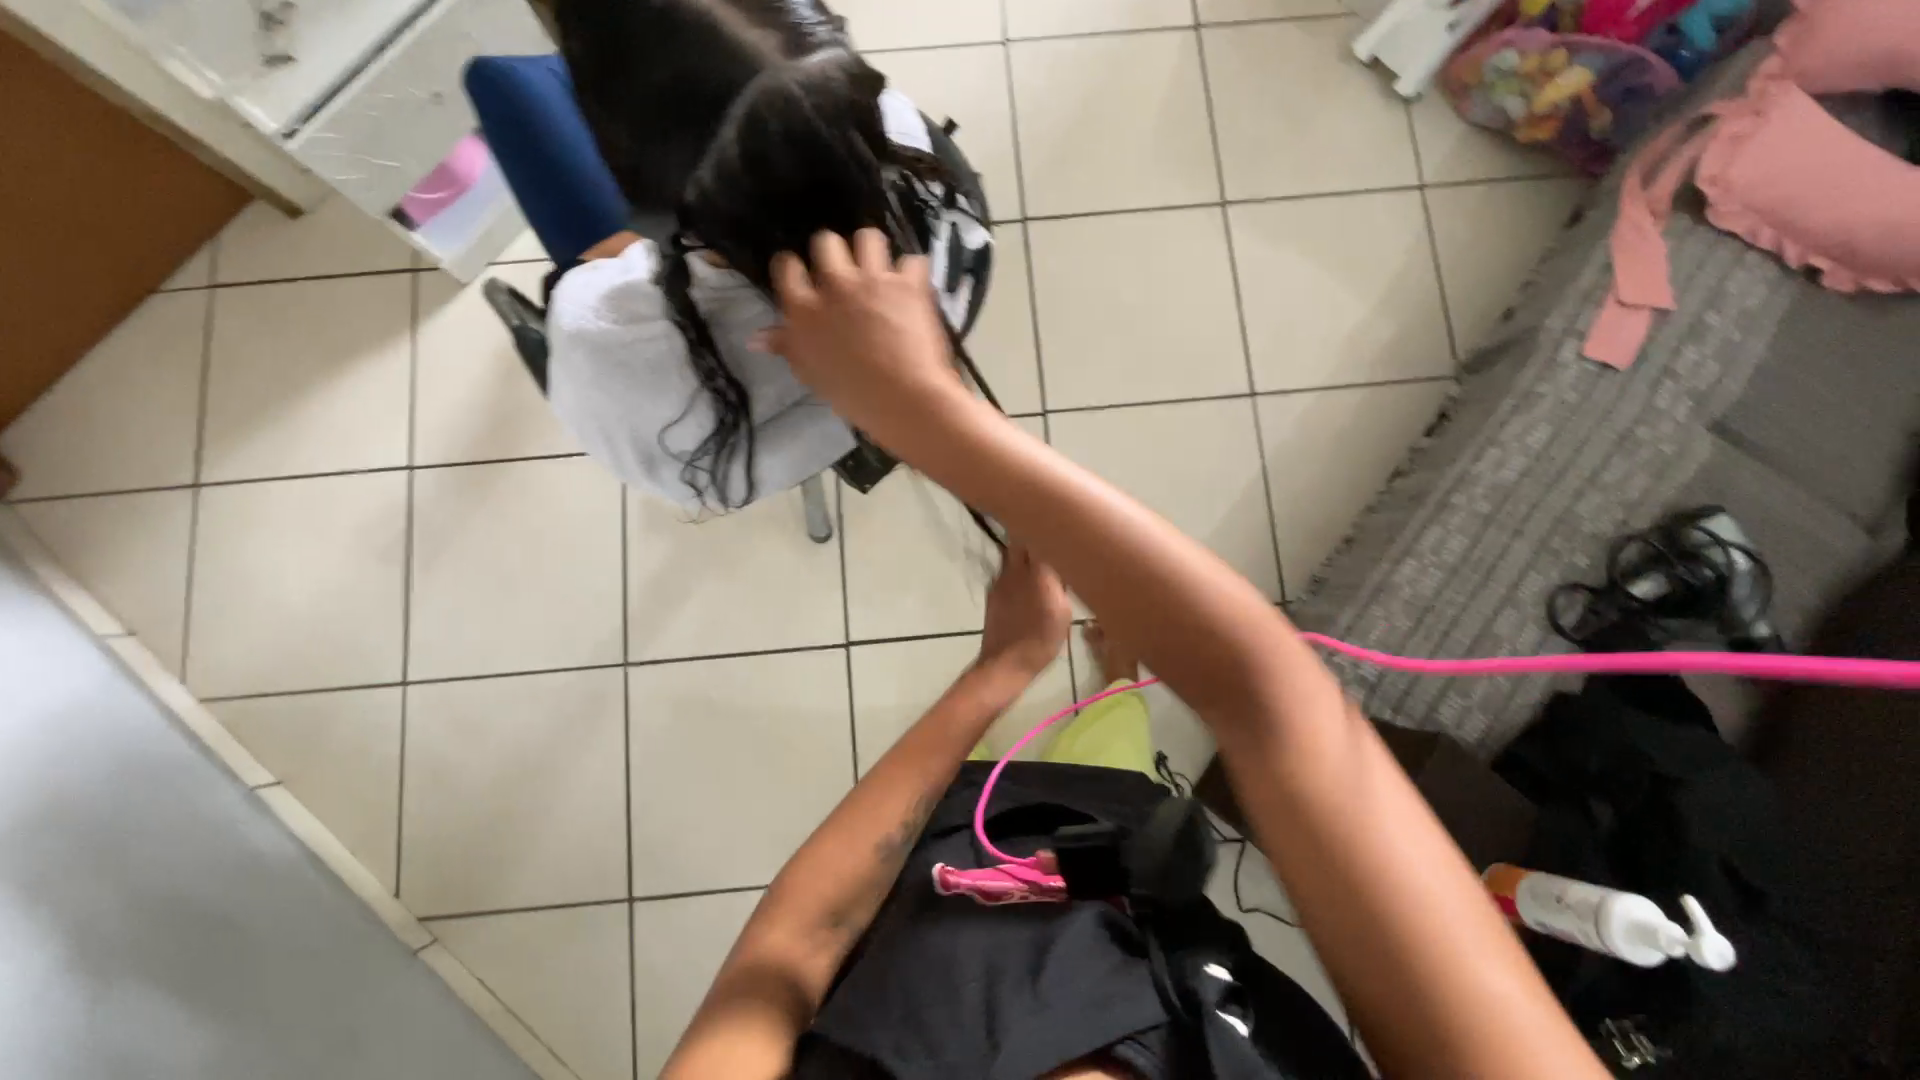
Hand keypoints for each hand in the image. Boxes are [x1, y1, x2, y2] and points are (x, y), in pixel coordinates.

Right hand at [763, 230, 970, 439]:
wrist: (903, 398)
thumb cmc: (852, 394)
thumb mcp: (811, 373)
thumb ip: (787, 347)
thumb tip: (756, 338)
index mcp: (804, 311)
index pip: (787, 268)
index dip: (793, 266)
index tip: (801, 274)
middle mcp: (835, 287)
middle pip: (826, 242)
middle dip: (833, 251)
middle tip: (844, 271)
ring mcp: (873, 281)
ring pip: (867, 238)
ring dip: (872, 251)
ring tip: (877, 269)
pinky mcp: (908, 284)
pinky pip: (911, 261)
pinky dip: (913, 273)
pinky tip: (913, 286)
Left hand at [977, 545, 1071, 681]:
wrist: (1007, 661)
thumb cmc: (1042, 639)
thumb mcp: (1065, 612)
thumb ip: (1061, 584)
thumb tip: (1059, 568)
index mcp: (1038, 572)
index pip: (1039, 537)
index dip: (1048, 533)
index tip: (1058, 533)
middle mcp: (1016, 570)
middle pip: (1020, 539)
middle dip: (1031, 537)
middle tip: (1046, 543)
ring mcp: (1000, 580)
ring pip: (1010, 554)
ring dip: (1021, 555)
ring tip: (1035, 564)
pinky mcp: (992, 592)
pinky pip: (1004, 572)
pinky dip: (1014, 573)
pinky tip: (1023, 586)